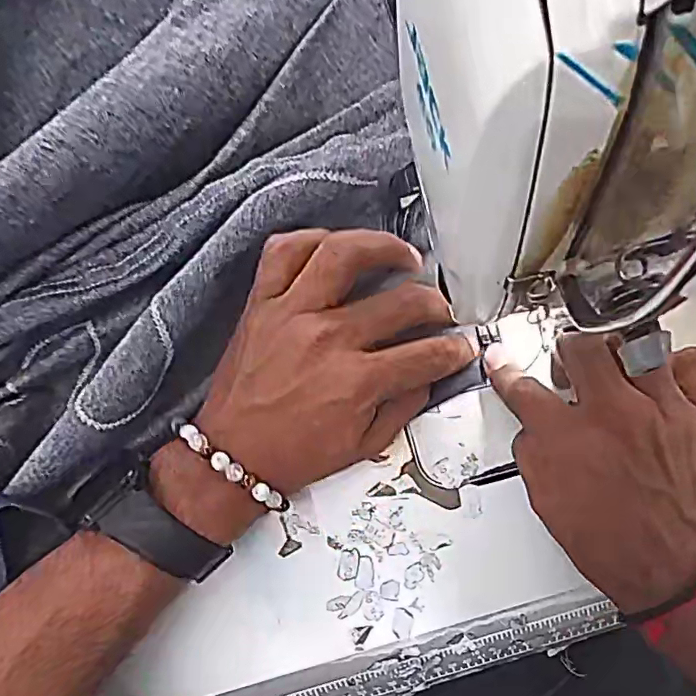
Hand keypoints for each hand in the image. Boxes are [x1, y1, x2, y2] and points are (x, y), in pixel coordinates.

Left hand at [151, 229, 475, 543]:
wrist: (235, 456)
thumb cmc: (292, 454)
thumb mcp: (362, 445)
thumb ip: (401, 407)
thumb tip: (428, 378)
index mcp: (356, 382)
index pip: (426, 354)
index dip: (454, 350)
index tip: (459, 348)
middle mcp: (328, 340)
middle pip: (401, 302)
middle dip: (436, 305)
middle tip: (440, 311)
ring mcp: (292, 314)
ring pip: (345, 253)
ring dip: (384, 247)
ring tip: (403, 257)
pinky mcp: (262, 304)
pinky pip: (285, 251)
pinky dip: (314, 240)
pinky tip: (335, 248)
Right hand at [489, 332, 695, 612]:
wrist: (668, 568)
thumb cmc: (614, 545)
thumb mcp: (550, 504)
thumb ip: (535, 457)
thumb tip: (532, 431)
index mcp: (566, 441)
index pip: (524, 389)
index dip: (507, 372)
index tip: (504, 363)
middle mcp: (612, 417)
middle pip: (581, 347)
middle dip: (568, 350)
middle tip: (569, 360)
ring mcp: (659, 410)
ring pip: (637, 341)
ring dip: (618, 350)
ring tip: (616, 366)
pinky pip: (694, 361)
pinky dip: (678, 362)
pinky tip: (664, 377)